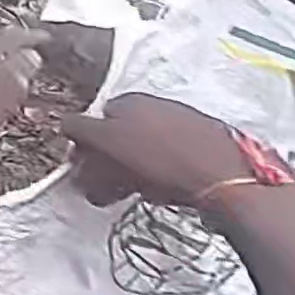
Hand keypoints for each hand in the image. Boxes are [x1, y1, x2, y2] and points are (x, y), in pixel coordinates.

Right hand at [61, 93, 252, 206]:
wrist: (232, 182)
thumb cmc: (160, 159)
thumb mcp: (106, 139)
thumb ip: (79, 128)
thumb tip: (62, 123)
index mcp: (132, 100)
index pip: (93, 119)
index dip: (84, 144)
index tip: (82, 167)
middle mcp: (159, 108)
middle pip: (118, 136)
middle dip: (105, 161)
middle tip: (99, 186)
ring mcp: (186, 128)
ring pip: (142, 151)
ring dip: (128, 173)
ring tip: (124, 194)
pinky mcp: (208, 150)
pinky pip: (168, 162)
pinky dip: (156, 176)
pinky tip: (156, 193)